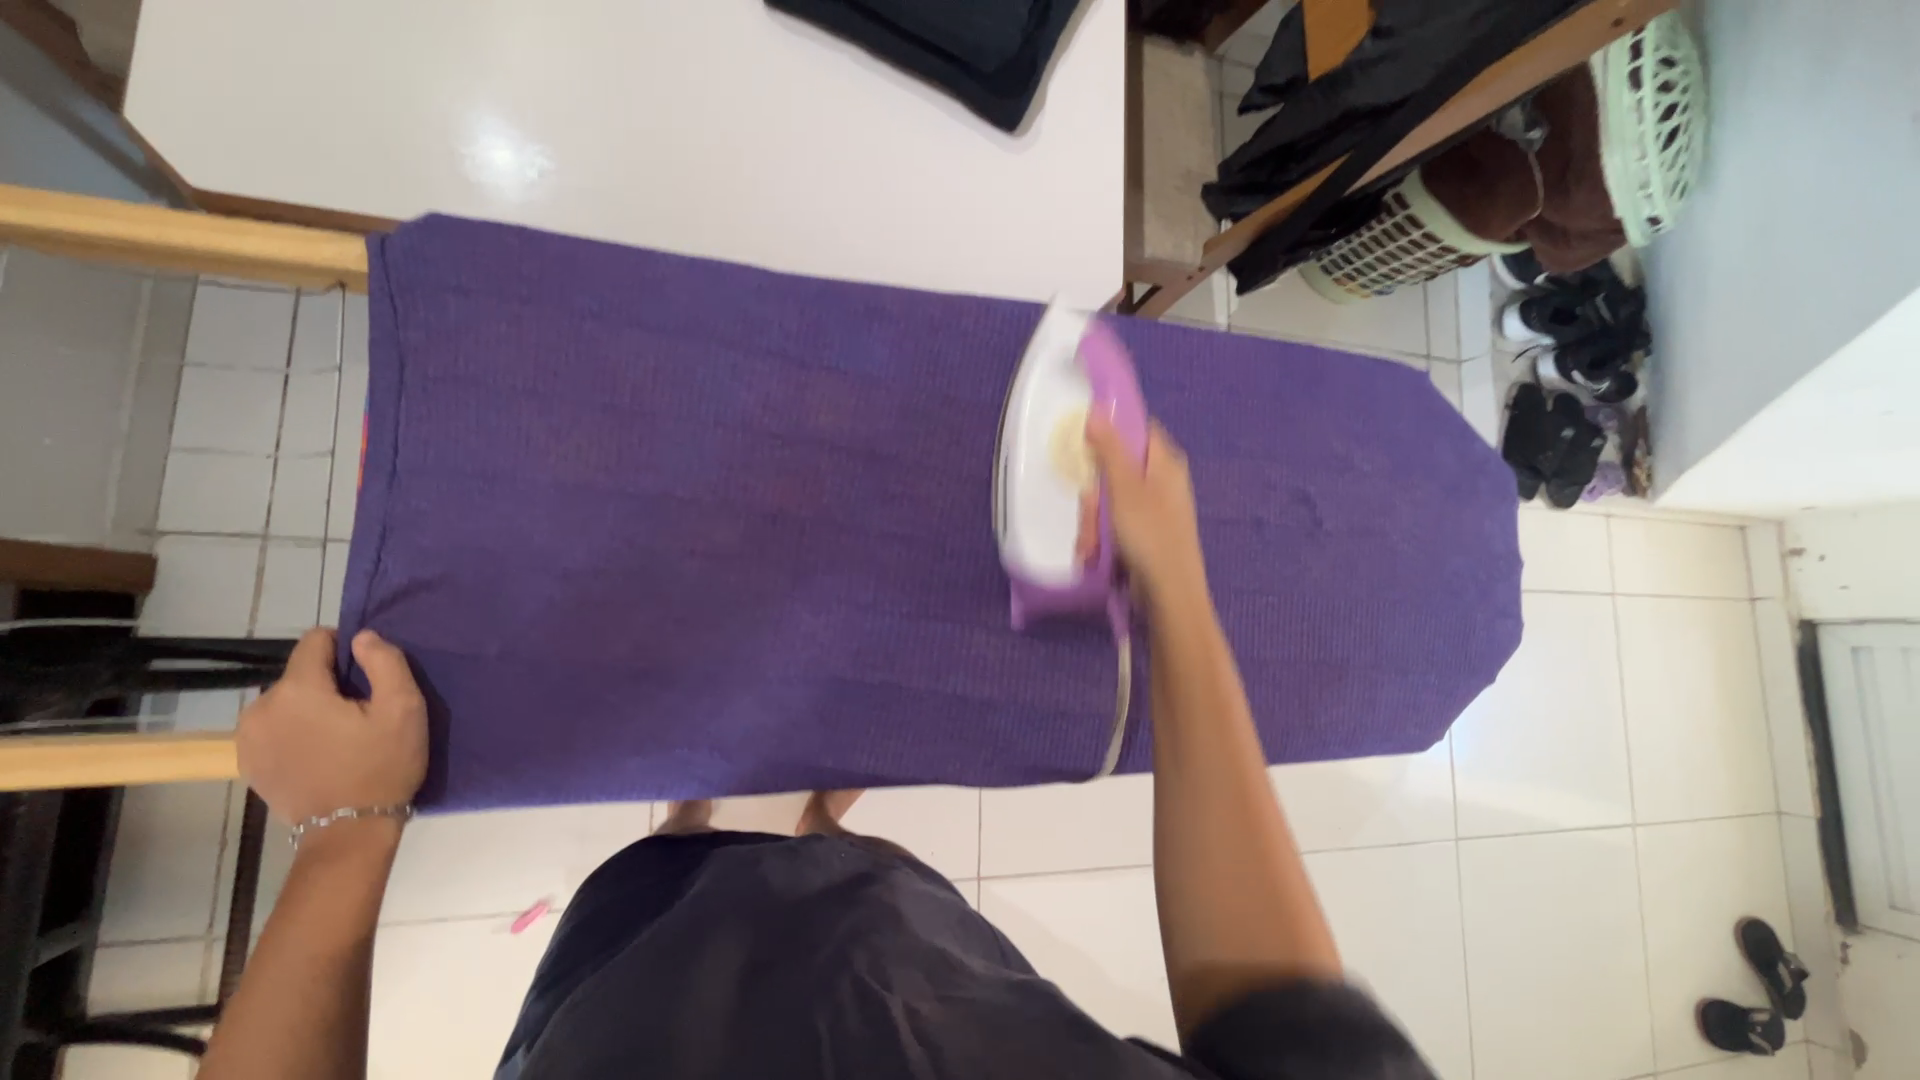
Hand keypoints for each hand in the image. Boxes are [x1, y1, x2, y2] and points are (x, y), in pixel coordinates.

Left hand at [238, 628, 428, 826]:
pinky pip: (274, 727)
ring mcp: (247, 737)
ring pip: (287, 701)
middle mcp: (260, 707)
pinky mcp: (246, 761)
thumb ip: (385, 662)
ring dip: (311, 707)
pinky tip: (319, 753)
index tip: (369, 674)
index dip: (346, 648)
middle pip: (301, 674)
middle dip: (330, 684)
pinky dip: (296, 730)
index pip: (315, 641)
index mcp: (297, 690)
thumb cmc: (382, 765)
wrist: (348, 830)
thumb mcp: (404, 709)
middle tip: (361, 714)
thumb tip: (362, 637)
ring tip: (341, 736)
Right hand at [1078, 415, 1209, 610]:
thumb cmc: (1150, 535)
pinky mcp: (1142, 538)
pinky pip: (1112, 529)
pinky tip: (1096, 558)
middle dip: (1094, 499)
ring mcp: (1151, 513)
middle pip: (1113, 472)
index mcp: (1165, 464)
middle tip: (1092, 513)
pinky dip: (1101, 542)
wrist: (1168, 594)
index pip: (1138, 430)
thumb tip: (1097, 411)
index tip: (1087, 444)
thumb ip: (1109, 450)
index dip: (1113, 432)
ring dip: (1093, 526)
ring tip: (1093, 546)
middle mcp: (1161, 484)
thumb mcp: (1124, 488)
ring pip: (1107, 505)